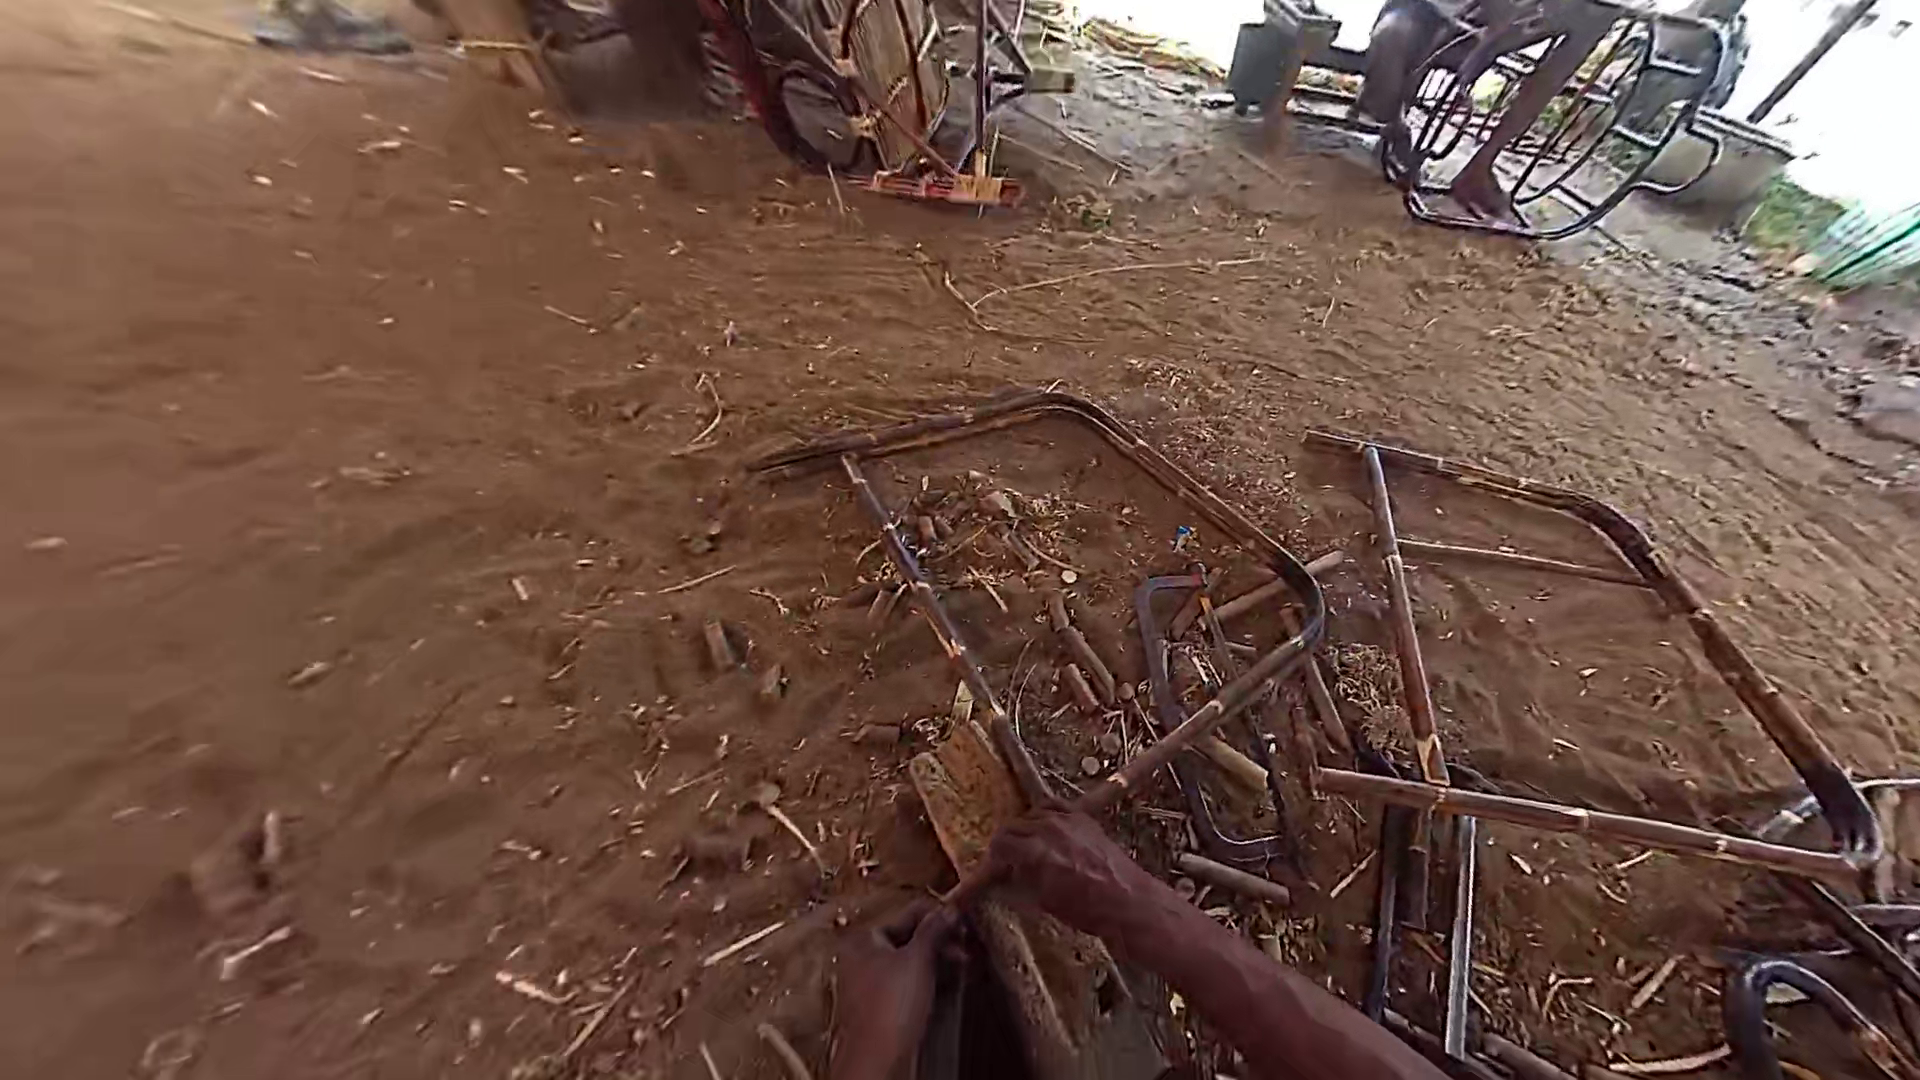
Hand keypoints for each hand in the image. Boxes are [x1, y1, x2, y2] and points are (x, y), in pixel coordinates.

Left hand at [831, 900, 959, 1079]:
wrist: (877, 1067)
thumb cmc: (890, 1009)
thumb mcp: (918, 959)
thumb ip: (934, 930)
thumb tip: (950, 909)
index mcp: (867, 939)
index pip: (908, 914)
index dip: (937, 915)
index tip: (961, 920)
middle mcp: (866, 958)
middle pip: (910, 938)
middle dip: (941, 941)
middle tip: (965, 945)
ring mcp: (873, 985)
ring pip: (912, 963)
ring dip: (939, 961)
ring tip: (964, 964)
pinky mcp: (883, 1009)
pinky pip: (910, 985)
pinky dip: (930, 981)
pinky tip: (950, 984)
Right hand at [983, 808, 1163, 937]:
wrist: (1127, 901)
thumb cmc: (1087, 910)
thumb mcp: (1046, 901)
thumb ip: (1020, 882)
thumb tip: (1004, 875)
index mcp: (1036, 853)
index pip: (1001, 844)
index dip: (993, 857)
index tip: (993, 867)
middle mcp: (1048, 829)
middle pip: (1012, 825)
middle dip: (1005, 842)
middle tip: (1005, 859)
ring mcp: (1066, 819)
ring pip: (1030, 813)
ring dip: (1022, 828)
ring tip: (1024, 845)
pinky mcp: (1081, 815)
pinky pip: (1053, 805)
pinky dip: (1043, 814)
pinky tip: (1043, 826)